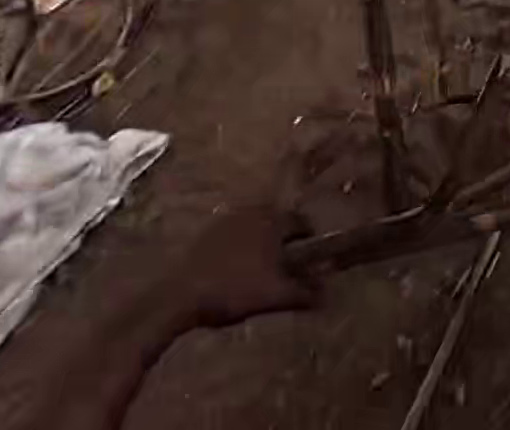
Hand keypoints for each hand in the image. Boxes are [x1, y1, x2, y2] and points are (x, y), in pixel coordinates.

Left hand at [171, 205, 313, 327]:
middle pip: (279, 220)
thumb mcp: (274, 296)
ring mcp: (229, 218)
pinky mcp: (210, 230)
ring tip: (265, 264)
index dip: (310, 238)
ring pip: (258, 224)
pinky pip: (237, 231)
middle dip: (287, 237)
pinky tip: (239, 265)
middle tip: (289, 261)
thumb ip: (303, 294)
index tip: (312, 255)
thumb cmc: (234, 290)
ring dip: (265, 238)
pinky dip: (244, 242)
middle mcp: (254, 211)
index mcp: (272, 221)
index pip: (301, 222)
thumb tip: (328, 296)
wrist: (181, 294)